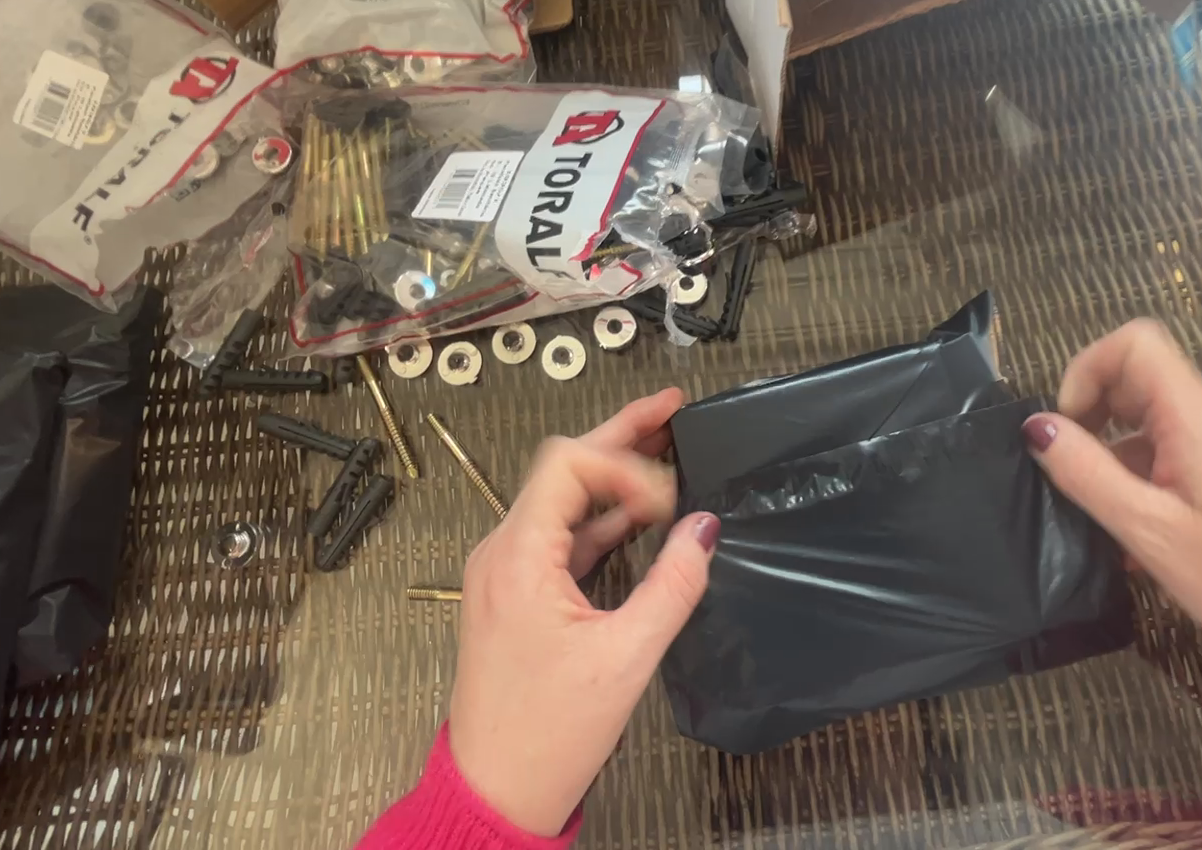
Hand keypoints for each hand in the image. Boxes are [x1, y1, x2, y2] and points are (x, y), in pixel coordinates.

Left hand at [448, 388, 719, 836]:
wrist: (496, 793)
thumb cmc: (549, 733)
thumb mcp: (626, 657)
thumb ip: (674, 584)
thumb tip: (706, 526)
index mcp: (518, 556)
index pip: (567, 464)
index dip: (624, 461)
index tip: (670, 496)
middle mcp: (504, 549)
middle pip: (565, 468)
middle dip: (620, 436)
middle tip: (670, 409)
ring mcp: (508, 567)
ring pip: (565, 497)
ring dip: (615, 473)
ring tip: (665, 446)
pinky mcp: (519, 588)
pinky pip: (564, 534)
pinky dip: (604, 516)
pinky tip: (643, 510)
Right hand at [1023, 321, 1201, 702]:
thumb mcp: (1150, 532)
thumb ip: (1086, 473)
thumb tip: (1037, 426)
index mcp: (1200, 418)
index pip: (1134, 343)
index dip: (1086, 369)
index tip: (1069, 425)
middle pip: (1140, 377)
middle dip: (1094, 415)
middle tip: (1078, 473)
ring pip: (1155, 415)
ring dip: (1117, 449)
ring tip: (1111, 511)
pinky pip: (1180, 443)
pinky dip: (1147, 468)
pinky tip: (1145, 523)